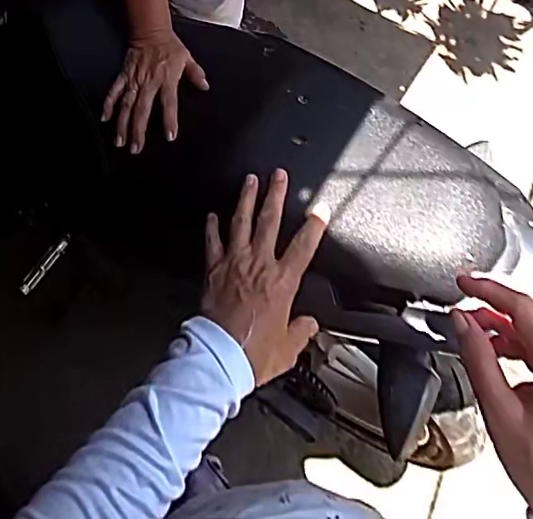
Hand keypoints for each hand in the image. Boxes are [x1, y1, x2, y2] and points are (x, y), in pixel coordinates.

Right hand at [102, 30, 208, 152]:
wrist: (150, 31)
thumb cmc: (170, 46)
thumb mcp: (187, 58)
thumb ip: (195, 73)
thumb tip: (205, 86)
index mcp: (167, 78)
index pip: (169, 102)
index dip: (169, 119)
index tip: (170, 136)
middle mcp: (149, 81)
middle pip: (143, 109)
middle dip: (138, 130)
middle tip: (136, 148)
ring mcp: (134, 79)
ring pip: (127, 105)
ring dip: (122, 124)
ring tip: (120, 141)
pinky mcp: (124, 75)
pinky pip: (114, 91)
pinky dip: (109, 104)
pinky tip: (105, 118)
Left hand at [202, 169, 327, 384]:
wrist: (219, 357)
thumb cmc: (253, 353)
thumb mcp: (288, 348)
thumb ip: (301, 331)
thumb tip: (309, 324)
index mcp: (281, 281)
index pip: (303, 245)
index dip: (314, 225)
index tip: (321, 208)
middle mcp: (258, 264)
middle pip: (269, 220)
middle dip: (276, 195)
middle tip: (279, 175)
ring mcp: (234, 262)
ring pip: (241, 221)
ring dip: (247, 198)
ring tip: (250, 180)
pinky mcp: (214, 268)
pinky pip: (213, 241)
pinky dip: (212, 227)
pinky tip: (212, 215)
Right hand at [452, 275, 532, 518]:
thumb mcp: (501, 413)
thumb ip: (478, 358)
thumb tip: (463, 321)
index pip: (524, 308)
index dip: (489, 289)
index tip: (464, 281)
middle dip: (495, 311)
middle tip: (466, 315)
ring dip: (508, 329)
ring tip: (481, 339)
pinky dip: (523, 345)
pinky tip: (504, 357)